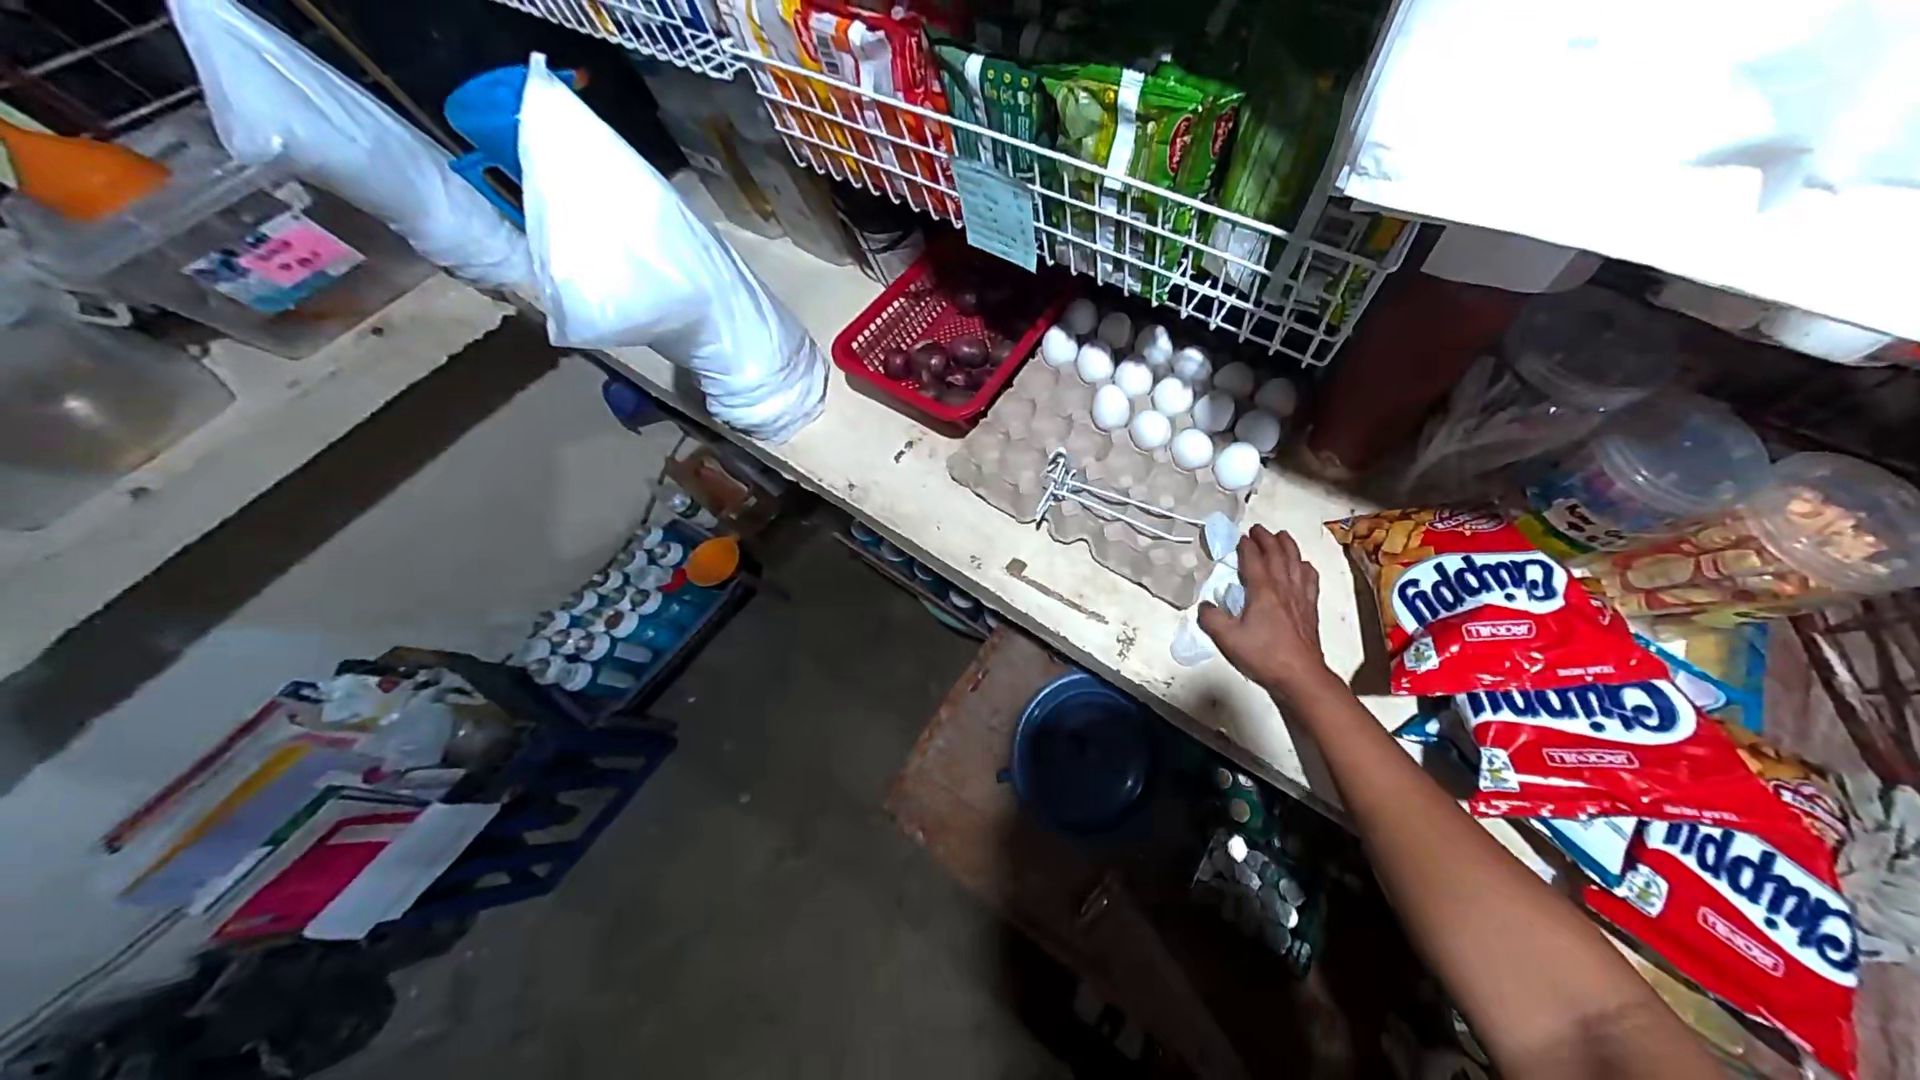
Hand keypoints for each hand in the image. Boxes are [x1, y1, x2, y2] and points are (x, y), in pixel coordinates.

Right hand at [1198, 526, 1330, 696]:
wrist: (1299, 676)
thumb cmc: (1263, 655)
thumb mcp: (1226, 638)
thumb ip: (1211, 618)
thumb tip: (1205, 607)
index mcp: (1263, 590)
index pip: (1254, 560)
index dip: (1246, 546)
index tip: (1240, 537)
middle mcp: (1284, 588)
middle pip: (1278, 555)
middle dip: (1267, 540)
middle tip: (1259, 530)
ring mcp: (1300, 598)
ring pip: (1296, 563)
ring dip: (1288, 547)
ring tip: (1283, 537)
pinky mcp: (1310, 610)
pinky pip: (1310, 580)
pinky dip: (1305, 568)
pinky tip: (1304, 567)